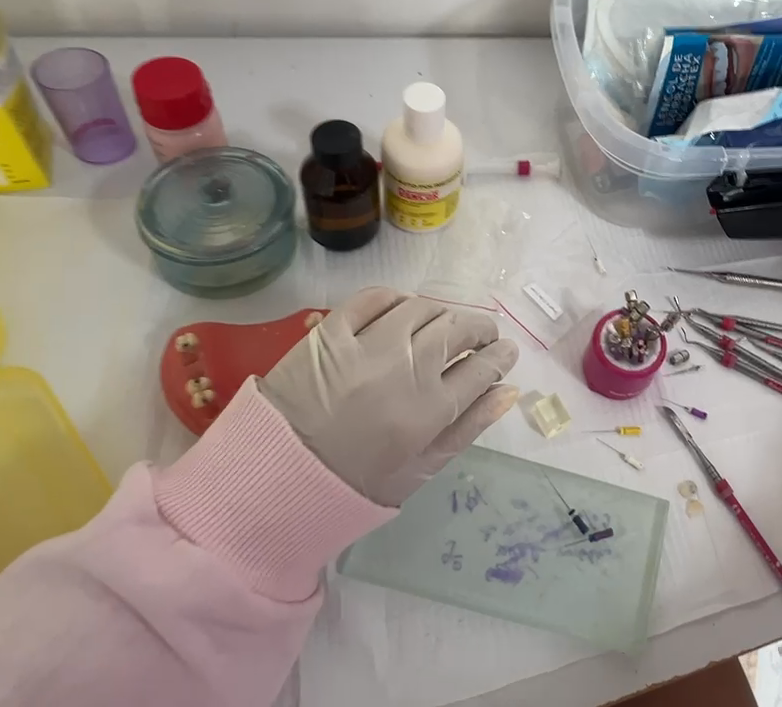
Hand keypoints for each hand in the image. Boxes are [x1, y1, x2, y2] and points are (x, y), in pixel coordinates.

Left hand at [258, 287, 519, 507]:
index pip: (484, 367)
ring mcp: (366, 346)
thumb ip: (470, 426)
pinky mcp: (330, 333)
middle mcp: (404, 369)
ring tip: (441, 327)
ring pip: (423, 308)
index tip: (505, 353)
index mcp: (430, 410)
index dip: (501, 356)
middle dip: (481, 329)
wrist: (273, 480)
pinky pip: (375, 298)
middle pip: (459, 329)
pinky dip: (398, 299)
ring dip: (443, 314)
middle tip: (482, 337)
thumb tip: (509, 389)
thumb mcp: (421, 469)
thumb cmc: (355, 484)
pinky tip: (403, 311)